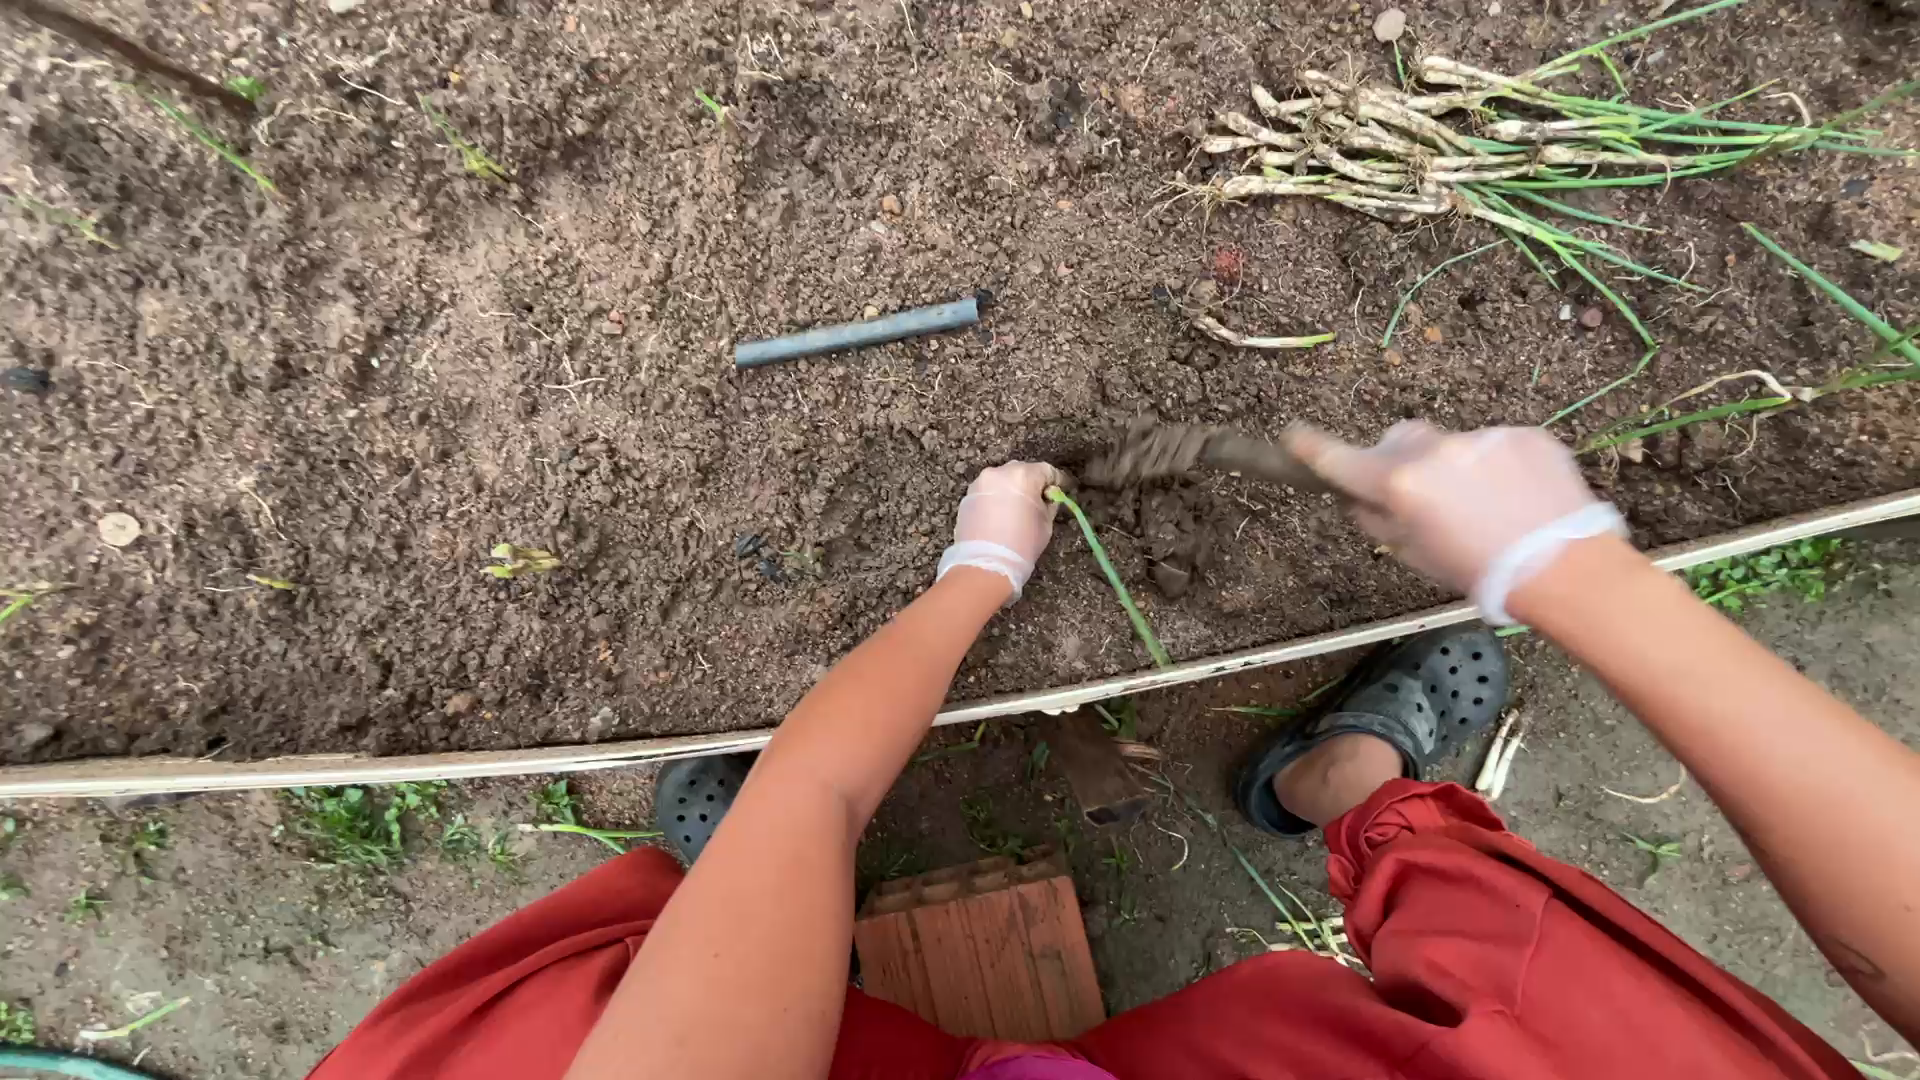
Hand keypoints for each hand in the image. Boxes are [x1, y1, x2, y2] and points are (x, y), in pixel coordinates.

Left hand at [936, 461, 1062, 601]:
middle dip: (1031, 483)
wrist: (986, 564)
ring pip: (1002, 480)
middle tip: (1038, 502)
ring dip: (1011, 490)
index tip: (1060, 491)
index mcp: (1023, 476)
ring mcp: (980, 483)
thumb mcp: (1046, 523)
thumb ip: (1049, 503)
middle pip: (1022, 471)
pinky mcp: (967, 496)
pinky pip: (988, 491)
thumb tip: (1048, 497)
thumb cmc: (1022, 544)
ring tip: (1017, 510)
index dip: (1057, 481)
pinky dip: (996, 498)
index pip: (1047, 470)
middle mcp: (999, 473)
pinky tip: (1000, 516)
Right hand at [1284, 422, 1626, 623]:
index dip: (1310, 447)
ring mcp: (1481, 438)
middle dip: (1394, 459)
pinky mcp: (1522, 435)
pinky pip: (1488, 444)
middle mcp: (1434, 451)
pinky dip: (1488, 465)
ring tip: (1476, 503)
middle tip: (1413, 493)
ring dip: (1446, 465)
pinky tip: (1508, 495)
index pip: (1339, 459)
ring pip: (1444, 444)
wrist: (1564, 568)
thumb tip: (1358, 497)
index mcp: (1399, 484)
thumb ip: (1375, 518)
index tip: (1292, 434)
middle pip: (1395, 440)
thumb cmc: (1476, 570)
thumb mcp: (1409, 553)